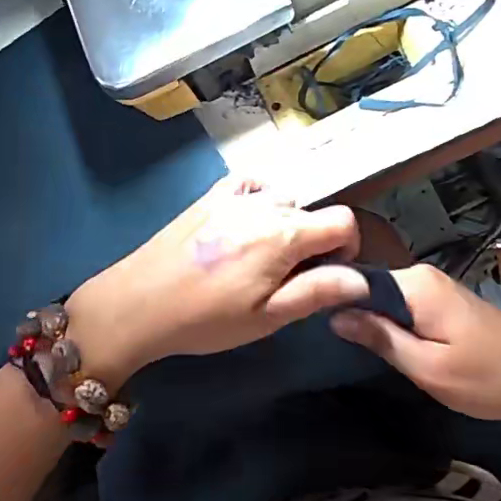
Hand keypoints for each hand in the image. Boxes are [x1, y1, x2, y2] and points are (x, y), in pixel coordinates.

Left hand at [64, 176, 369, 384]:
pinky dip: (263, 196)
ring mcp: (235, 195)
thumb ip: (318, 291)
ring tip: (267, 254)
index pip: (343, 221)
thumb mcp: (267, 317)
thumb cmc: (207, 318)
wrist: (138, 303)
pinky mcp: (212, 195)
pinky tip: (250, 220)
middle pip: (314, 208)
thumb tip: (361, 279)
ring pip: (285, 195)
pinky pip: (252, 182)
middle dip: (318, 238)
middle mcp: (265, 203)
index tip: (330, 272)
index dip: (348, 247)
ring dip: (290, 220)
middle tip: (294, 274)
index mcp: (284, 234)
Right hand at [330, 264, 500, 421]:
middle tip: (331, 345)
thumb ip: (380, 338)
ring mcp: (437, 287)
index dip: (331, 298)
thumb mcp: (427, 367)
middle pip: (370, 287)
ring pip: (387, 298)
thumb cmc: (488, 379)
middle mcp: (423, 275)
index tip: (309, 320)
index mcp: (415, 284)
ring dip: (373, 321)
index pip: (355, 279)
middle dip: (353, 312)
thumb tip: (334, 314)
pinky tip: (388, 344)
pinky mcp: (446, 302)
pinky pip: (405, 306)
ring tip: (353, 347)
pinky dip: (394, 323)